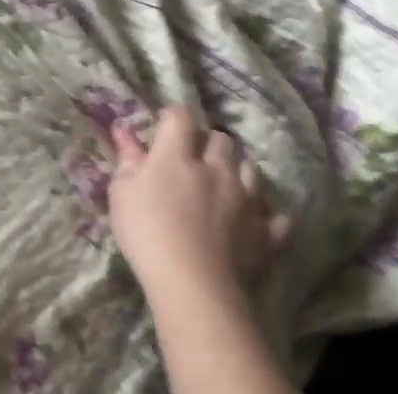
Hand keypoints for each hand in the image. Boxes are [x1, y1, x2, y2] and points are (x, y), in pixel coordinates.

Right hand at [107, 106, 292, 296]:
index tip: (163, 124)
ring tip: (222, 182)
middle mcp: (217, 170)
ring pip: (251, 170)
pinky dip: (264, 211)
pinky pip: (276, 214)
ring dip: (236, 170)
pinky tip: (251, 217)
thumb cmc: (144, 229)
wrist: (194, 281)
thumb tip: (124, 129)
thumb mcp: (121, 191)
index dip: (172, 116)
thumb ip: (128, 158)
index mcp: (177, 157)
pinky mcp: (269, 230)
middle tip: (192, 155)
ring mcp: (248, 200)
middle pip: (222, 141)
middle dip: (207, 141)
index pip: (180, 118)